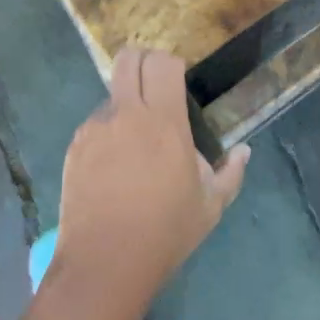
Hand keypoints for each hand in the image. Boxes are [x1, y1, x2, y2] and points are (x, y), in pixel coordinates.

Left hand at [51, 49, 250, 313]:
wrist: (105, 261)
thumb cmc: (165, 232)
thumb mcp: (210, 207)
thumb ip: (230, 173)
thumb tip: (244, 151)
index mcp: (164, 121)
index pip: (163, 63)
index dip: (171, 62)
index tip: (177, 77)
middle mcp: (127, 114)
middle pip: (128, 59)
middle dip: (141, 60)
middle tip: (153, 82)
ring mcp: (96, 127)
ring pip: (111, 95)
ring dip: (124, 104)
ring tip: (134, 141)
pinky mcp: (75, 145)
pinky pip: (95, 125)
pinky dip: (106, 133)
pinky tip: (113, 166)